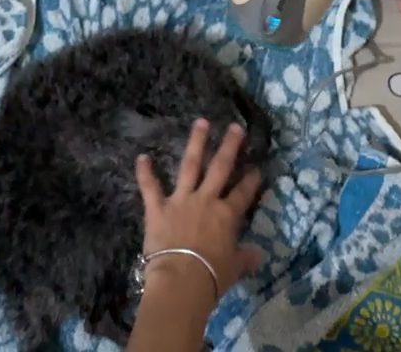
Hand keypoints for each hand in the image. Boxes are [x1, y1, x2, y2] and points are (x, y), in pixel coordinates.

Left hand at [135, 120, 265, 301]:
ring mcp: (181, 200)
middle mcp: (206, 200)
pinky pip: (150, 187)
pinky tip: (142, 157)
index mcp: (226, 215)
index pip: (243, 194)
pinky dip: (144, 172)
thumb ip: (245, 257)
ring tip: (200, 122)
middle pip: (220, 168)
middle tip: (234, 126)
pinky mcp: (158, 207)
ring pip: (190, 165)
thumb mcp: (234, 268)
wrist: (182, 279)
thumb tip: (258, 254)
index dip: (251, 180)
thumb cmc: (211, 276)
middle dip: (229, 146)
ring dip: (195, 142)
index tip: (257, 167)